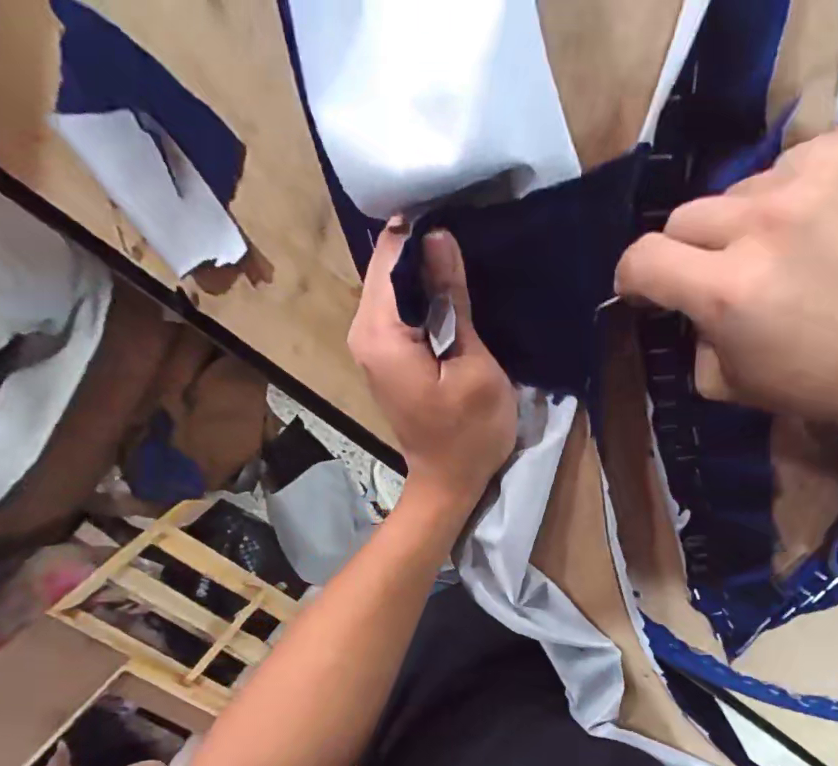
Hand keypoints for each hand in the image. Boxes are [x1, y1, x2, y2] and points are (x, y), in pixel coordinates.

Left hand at [350, 221, 517, 508]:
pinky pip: (398, 306)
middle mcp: (363, 331)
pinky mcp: (384, 353)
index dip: (421, 230)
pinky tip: (452, 287)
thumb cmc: (470, 433)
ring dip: (425, 268)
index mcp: (380, 333)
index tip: (460, 212)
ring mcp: (370, 343)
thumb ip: (453, 301)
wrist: (450, 481)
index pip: (389, 257)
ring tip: (465, 254)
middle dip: (423, 246)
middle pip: (387, 267)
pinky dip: (422, 292)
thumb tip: (439, 238)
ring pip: (393, 284)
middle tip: (470, 230)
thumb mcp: (474, 366)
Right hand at [614, 113, 837, 441]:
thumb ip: (692, 340)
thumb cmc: (826, 383)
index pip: (644, 257)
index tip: (646, 287)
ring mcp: (821, 170)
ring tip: (797, 248)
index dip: (636, 276)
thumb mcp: (736, 385)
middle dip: (696, 251)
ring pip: (749, 184)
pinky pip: (807, 155)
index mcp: (730, 289)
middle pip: (689, 215)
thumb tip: (681, 307)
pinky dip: (810, 187)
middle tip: (730, 274)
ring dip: (756, 216)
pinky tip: (837, 220)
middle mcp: (767, 220)